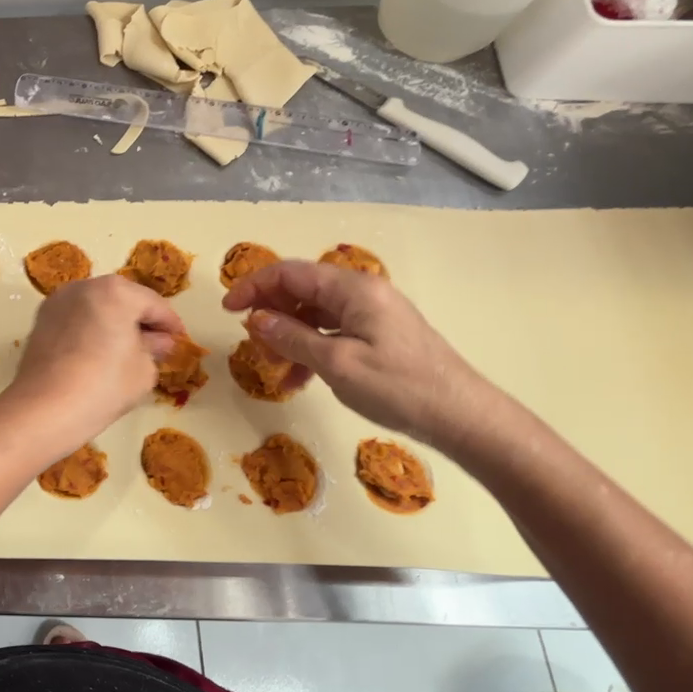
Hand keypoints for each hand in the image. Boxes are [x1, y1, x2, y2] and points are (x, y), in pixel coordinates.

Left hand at [0, 275, 183, 458]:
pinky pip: (76, 318)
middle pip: (123, 299)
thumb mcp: (144, 369)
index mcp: (116, 291)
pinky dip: (91, 328)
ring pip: (97, 306)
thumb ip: (155, 348)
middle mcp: (84, 286)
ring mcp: (58, 301)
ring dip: (114, 322)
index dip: (171, 325)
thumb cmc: (104, 385)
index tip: (181, 342)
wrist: (45, 408)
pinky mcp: (41, 319)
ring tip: (128, 350)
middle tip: (157, 345)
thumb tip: (159, 341)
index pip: (154, 304)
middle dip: (141, 319)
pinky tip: (98, 352)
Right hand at [223, 261, 508, 451]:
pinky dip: (310, 350)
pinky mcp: (381, 337)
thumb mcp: (336, 364)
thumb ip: (291, 338)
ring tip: (275, 370)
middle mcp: (363, 294)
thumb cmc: (399, 387)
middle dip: (271, 316)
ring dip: (289, 338)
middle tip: (253, 347)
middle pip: (301, 292)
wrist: (464, 418)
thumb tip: (256, 319)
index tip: (228, 310)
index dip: (254, 287)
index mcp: (354, 290)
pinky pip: (332, 333)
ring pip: (314, 315)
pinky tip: (300, 379)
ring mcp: (374, 316)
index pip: (290, 273)